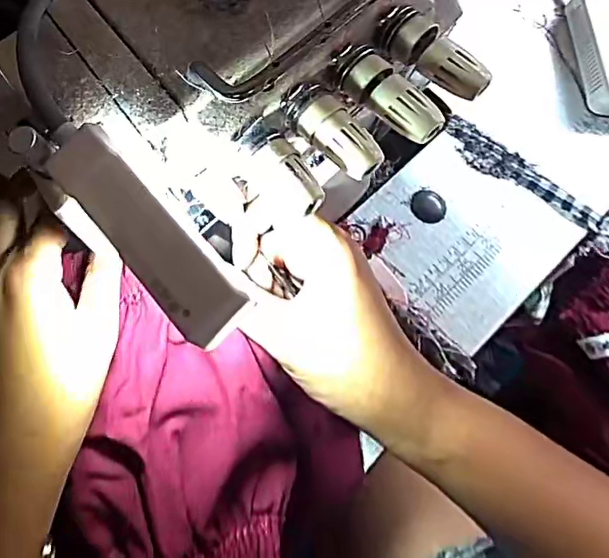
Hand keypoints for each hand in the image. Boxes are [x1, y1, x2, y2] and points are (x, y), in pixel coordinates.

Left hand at [0, 172, 123, 472]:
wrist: (10, 453)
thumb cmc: (63, 391)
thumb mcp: (98, 330)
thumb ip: (103, 275)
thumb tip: (107, 239)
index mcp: (28, 272)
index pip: (47, 216)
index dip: (63, 195)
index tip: (77, 183)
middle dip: (19, 186)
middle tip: (38, 178)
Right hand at [241, 214, 450, 437]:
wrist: (395, 399)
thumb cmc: (355, 368)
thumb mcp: (280, 334)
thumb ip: (239, 302)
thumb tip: (212, 284)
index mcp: (326, 244)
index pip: (270, 209)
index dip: (246, 235)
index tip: (240, 265)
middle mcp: (334, 244)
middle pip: (272, 233)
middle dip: (257, 268)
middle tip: (266, 303)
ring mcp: (336, 262)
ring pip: (280, 256)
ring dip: (269, 284)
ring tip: (282, 317)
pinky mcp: (336, 281)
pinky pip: (295, 272)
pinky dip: (284, 293)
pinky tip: (292, 321)